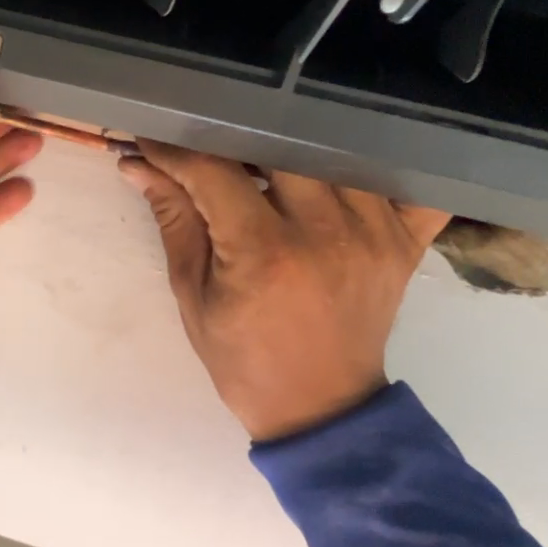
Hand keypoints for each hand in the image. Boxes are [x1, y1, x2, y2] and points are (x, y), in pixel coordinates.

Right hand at [120, 142, 450, 441]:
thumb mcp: (190, 288)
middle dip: (232, 138)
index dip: (175, 150)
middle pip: (278, 146)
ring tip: (262, 154)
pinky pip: (410, 190)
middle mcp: (328, 234)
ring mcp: (376, 237)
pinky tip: (342, 168)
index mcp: (265, 251)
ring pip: (335, 154)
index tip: (151, 139)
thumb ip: (173, 215)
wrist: (320, 408)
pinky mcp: (406, 246)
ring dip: (293, 148)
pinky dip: (383, 171)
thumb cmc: (242, 354)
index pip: (213, 170)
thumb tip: (137, 162)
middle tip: (206, 142)